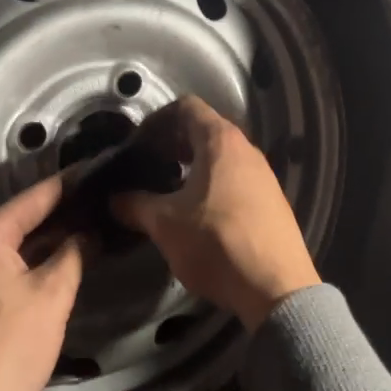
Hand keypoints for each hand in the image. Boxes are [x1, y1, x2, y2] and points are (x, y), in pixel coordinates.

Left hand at [0, 174, 84, 390]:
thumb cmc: (6, 349)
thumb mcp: (52, 296)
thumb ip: (75, 252)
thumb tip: (90, 231)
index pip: (35, 197)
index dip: (71, 183)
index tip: (101, 169)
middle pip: (19, 224)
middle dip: (61, 216)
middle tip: (101, 205)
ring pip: (9, 253)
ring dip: (45, 245)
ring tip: (87, 234)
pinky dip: (26, 269)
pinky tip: (55, 272)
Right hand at [109, 96, 320, 329]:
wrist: (275, 283)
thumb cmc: (216, 241)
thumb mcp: (166, 224)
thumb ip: (137, 205)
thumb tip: (115, 198)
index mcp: (220, 140)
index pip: (187, 107)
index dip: (158, 118)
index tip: (138, 142)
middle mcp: (245, 147)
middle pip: (204, 129)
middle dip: (173, 143)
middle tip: (147, 166)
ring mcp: (261, 171)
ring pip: (220, 154)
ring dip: (192, 164)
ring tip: (167, 190)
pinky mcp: (269, 197)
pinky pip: (234, 175)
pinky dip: (211, 181)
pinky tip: (196, 210)